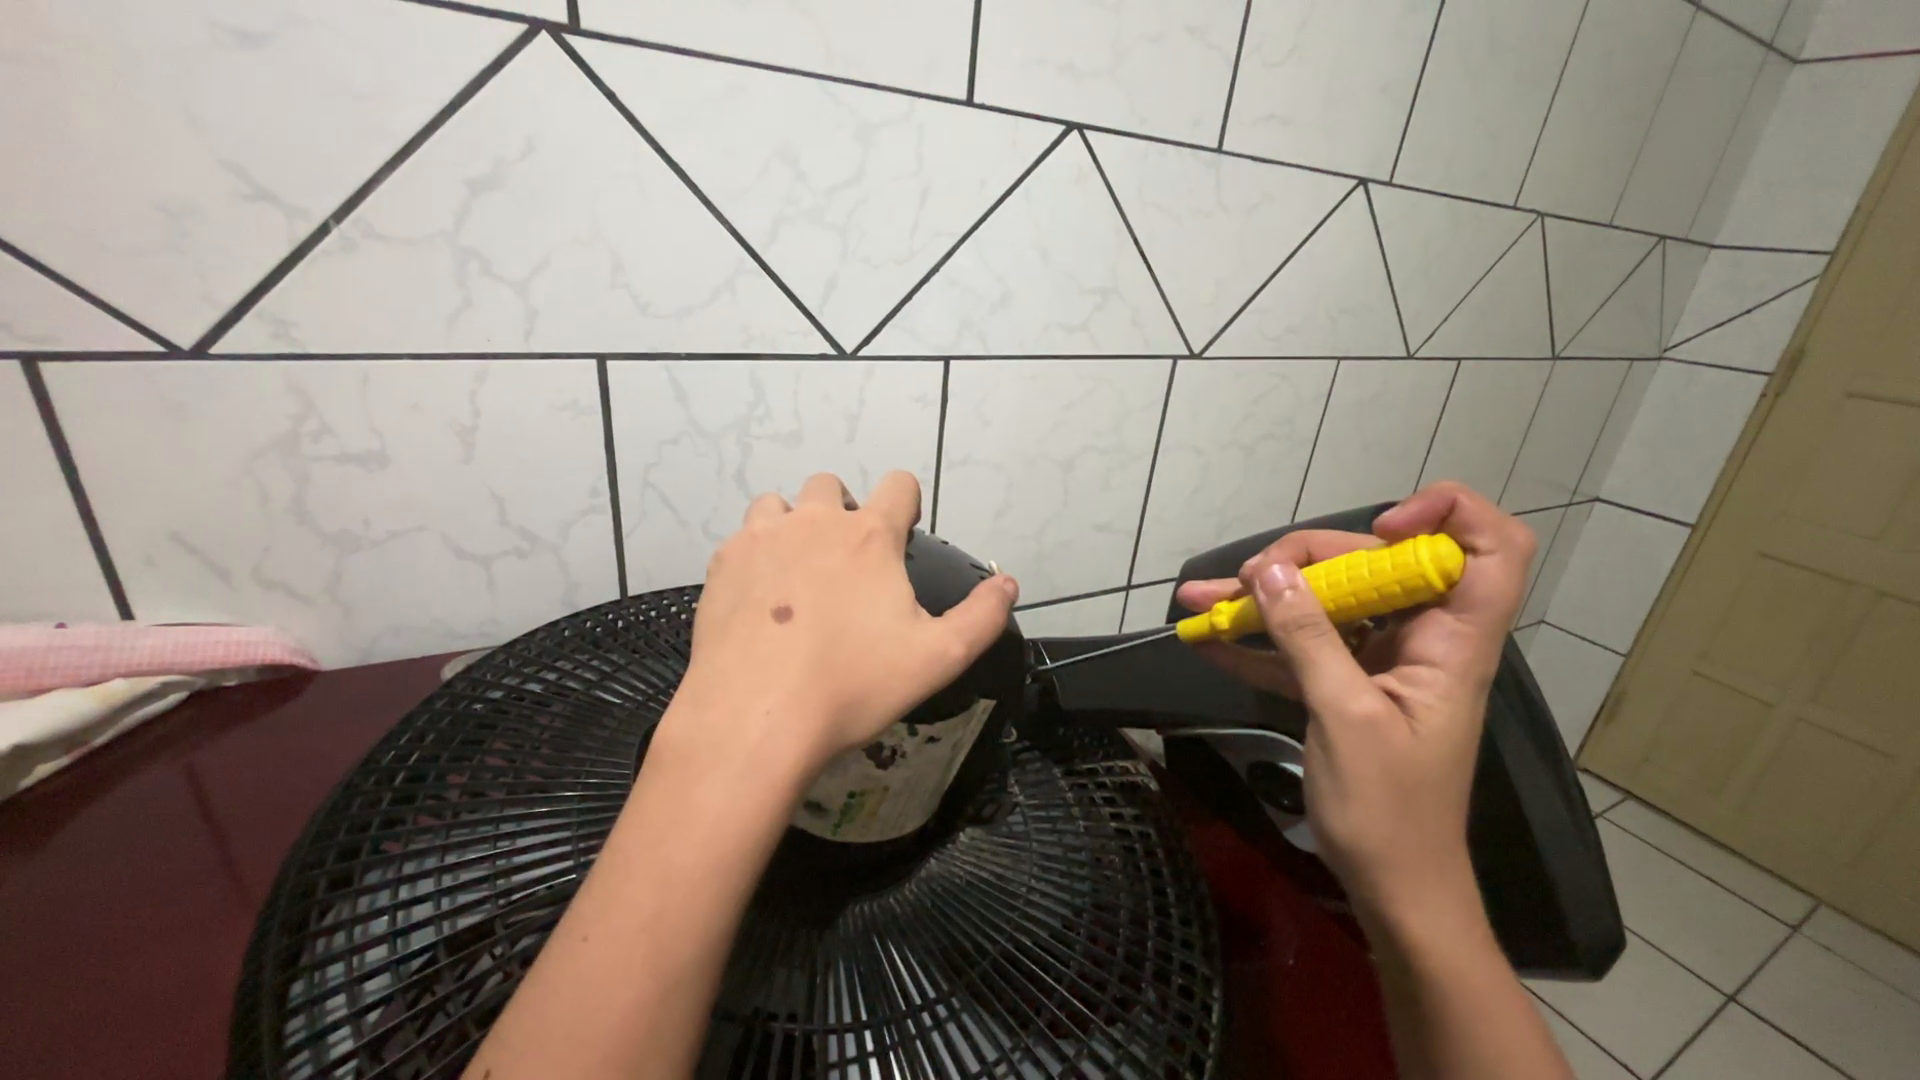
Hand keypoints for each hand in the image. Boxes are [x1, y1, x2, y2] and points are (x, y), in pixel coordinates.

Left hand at [668, 470, 1018, 774]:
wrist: (756, 717)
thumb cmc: (853, 685)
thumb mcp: (939, 658)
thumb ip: (982, 617)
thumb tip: (1009, 584)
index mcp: (870, 537)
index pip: (898, 484)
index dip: (906, 502)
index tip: (904, 534)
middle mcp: (813, 522)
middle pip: (830, 486)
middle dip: (844, 512)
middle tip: (848, 563)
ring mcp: (761, 539)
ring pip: (778, 505)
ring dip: (793, 525)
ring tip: (799, 574)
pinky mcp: (722, 565)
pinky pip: (743, 541)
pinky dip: (756, 557)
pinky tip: (761, 602)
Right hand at [1174, 482, 1533, 918]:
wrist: (1392, 889)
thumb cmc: (1388, 811)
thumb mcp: (1344, 717)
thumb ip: (1308, 638)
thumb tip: (1268, 571)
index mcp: (1452, 642)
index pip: (1489, 549)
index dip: (1447, 516)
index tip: (1382, 527)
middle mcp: (1421, 639)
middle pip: (1374, 566)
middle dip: (1305, 561)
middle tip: (1245, 581)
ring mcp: (1379, 662)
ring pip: (1327, 603)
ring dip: (1262, 599)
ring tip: (1198, 599)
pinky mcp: (1344, 686)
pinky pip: (1299, 646)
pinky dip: (1255, 642)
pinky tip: (1205, 640)